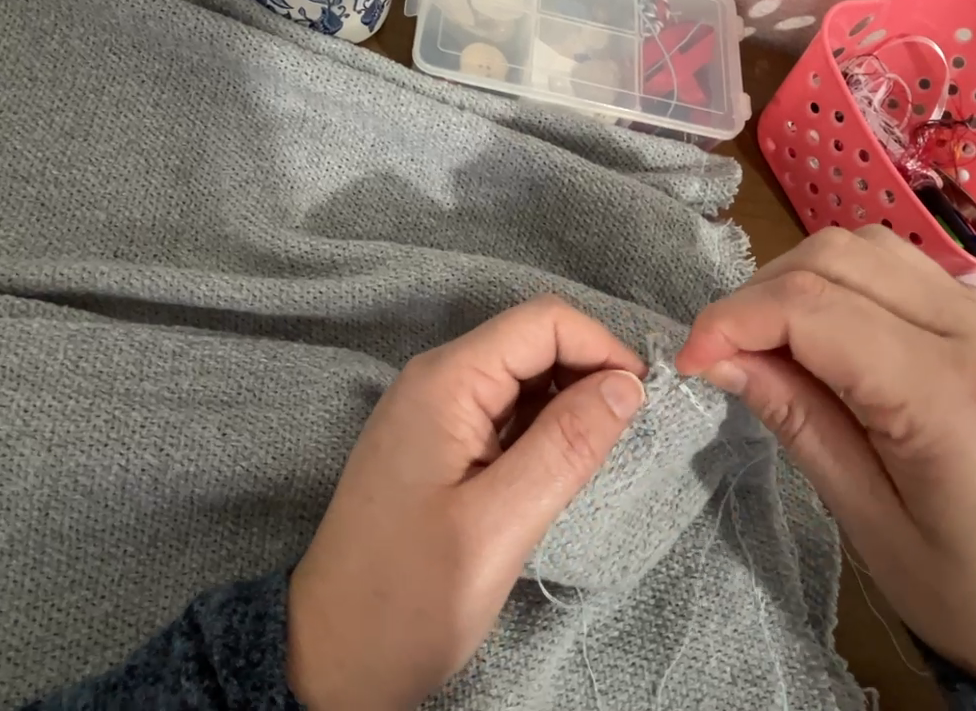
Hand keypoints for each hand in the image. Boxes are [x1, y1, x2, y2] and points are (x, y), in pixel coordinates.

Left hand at [287, 295, 648, 709]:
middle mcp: (438, 378)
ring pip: (521, 377)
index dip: (601, 348)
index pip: (542, 322)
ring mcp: (435, 409)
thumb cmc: (409, 595)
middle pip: (532, 342)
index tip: (643, 403)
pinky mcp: (439, 440)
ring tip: (595, 458)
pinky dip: (541, 427)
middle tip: (627, 437)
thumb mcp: (499, 524)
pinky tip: (558, 467)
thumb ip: (565, 445)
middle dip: (588, 374)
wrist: (332, 653)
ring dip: (567, 403)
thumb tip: (628, 384)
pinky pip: (503, 410)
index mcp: (447, 380)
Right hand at [675, 227, 975, 685]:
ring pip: (867, 247)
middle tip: (724, 352)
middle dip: (758, 293)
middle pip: (837, 256)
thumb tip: (717, 356)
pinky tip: (823, 333)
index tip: (691, 360)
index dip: (732, 321)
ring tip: (769, 339)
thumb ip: (792, 418)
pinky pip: (900, 269)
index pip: (814, 309)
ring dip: (798, 278)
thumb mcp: (866, 520)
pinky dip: (841, 282)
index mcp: (953, 398)